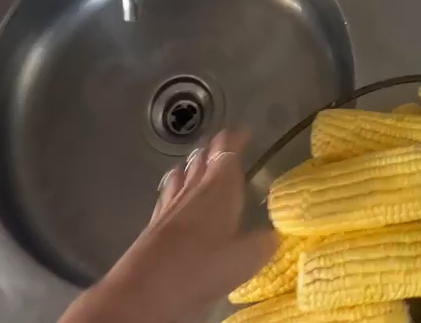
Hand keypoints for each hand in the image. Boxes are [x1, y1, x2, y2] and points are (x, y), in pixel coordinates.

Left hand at [64, 129, 277, 322]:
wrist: (146, 287)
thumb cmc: (201, 267)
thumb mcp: (242, 260)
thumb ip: (261, 245)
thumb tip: (274, 236)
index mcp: (220, 187)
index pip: (228, 151)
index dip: (236, 139)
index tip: (245, 133)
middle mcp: (195, 186)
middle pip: (205, 156)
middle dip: (216, 147)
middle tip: (226, 144)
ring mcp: (172, 200)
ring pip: (185, 169)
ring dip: (195, 162)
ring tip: (202, 159)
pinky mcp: (156, 218)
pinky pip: (169, 188)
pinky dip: (177, 181)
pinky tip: (175, 186)